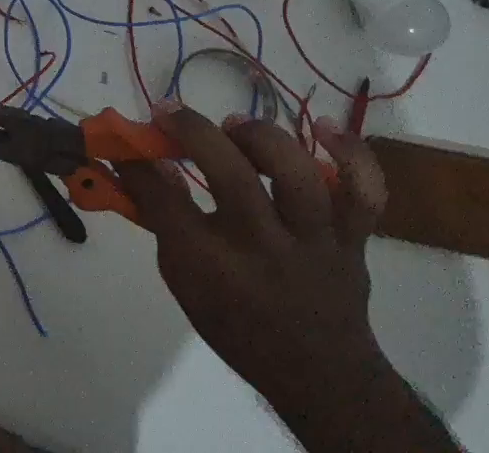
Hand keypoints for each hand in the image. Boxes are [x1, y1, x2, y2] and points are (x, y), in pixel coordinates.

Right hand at [115, 107, 394, 410]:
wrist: (318, 373)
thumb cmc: (235, 323)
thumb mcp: (181, 278)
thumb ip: (165, 220)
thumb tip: (146, 163)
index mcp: (209, 265)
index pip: (160, 197)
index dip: (134, 157)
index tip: (124, 135)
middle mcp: (261, 247)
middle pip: (229, 175)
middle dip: (192, 132)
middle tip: (168, 114)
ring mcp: (313, 242)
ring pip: (297, 175)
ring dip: (259, 138)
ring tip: (234, 126)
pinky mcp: (353, 240)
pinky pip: (364, 193)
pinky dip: (350, 154)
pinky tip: (320, 127)